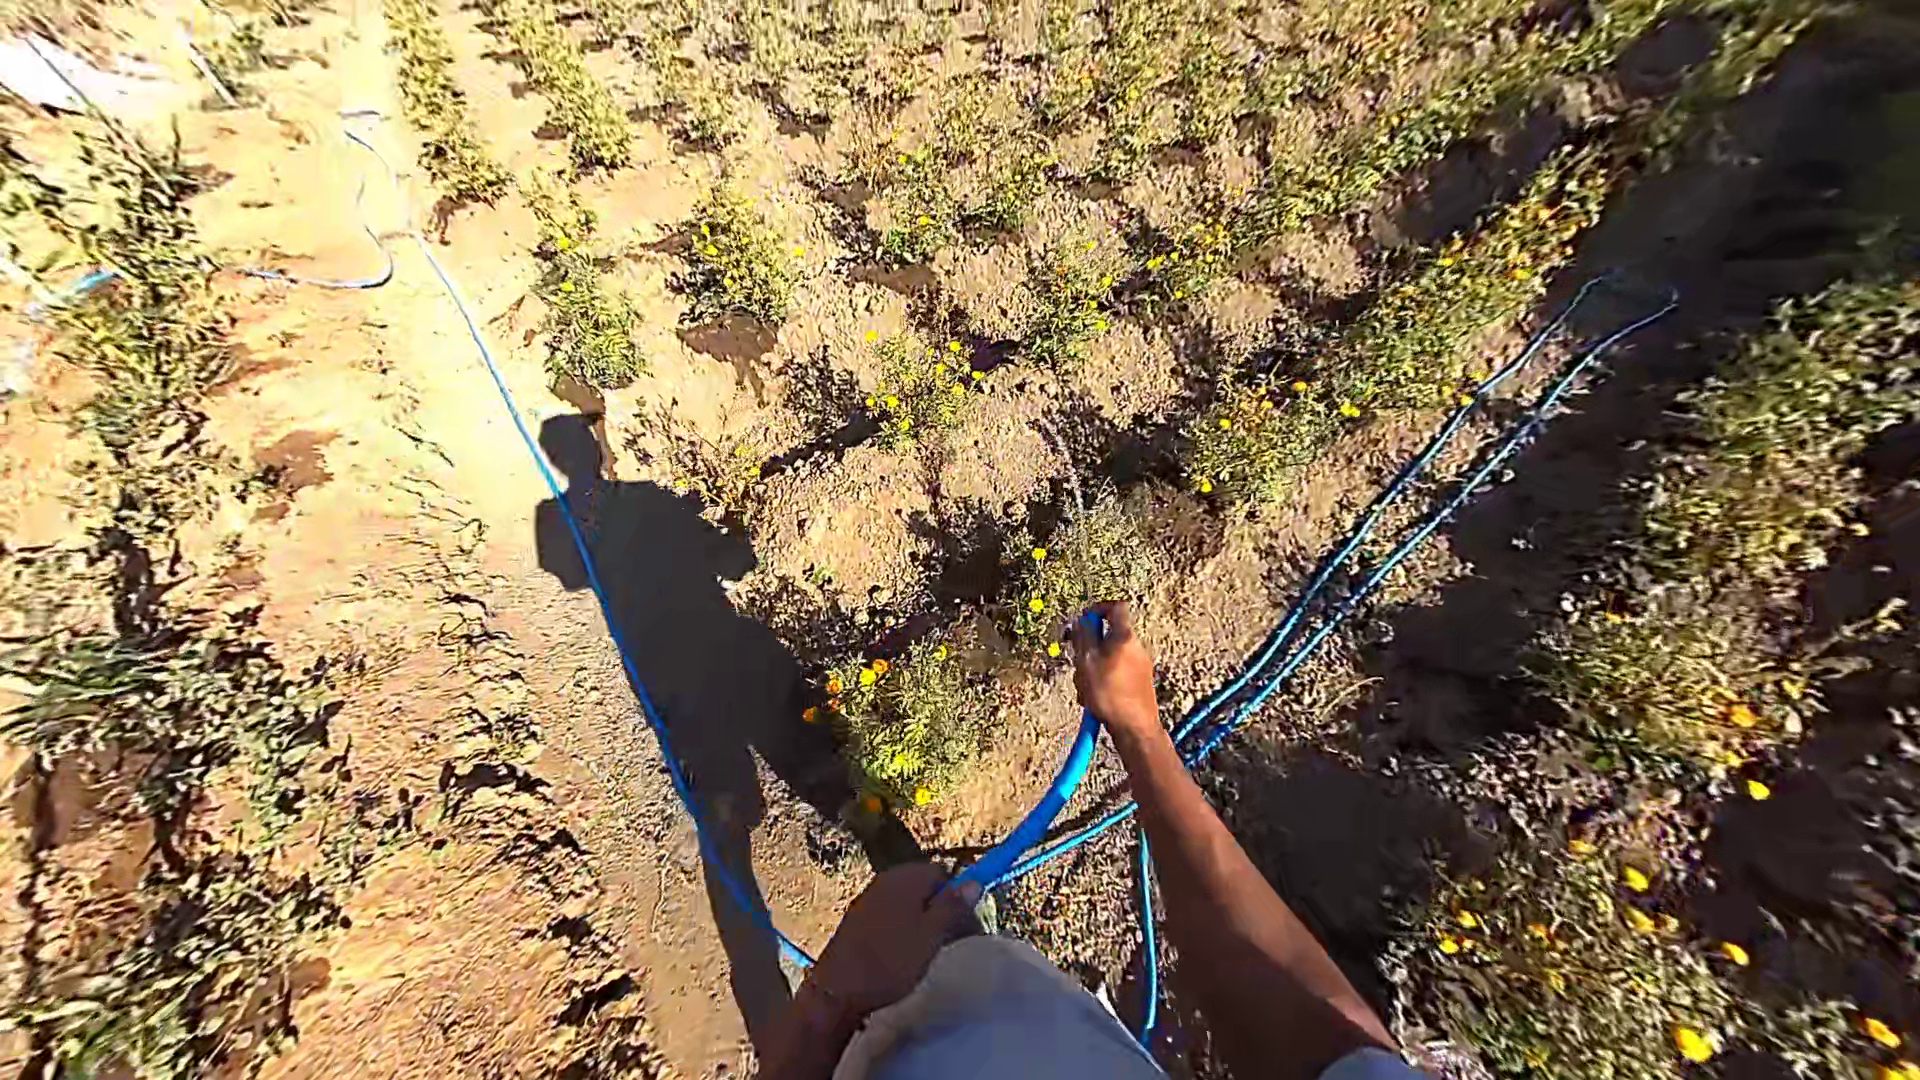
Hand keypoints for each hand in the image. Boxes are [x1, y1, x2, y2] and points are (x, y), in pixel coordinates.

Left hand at [807, 863, 981, 1017]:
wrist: (836, 990)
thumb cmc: (890, 960)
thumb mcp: (931, 935)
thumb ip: (952, 906)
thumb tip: (974, 882)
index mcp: (907, 876)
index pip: (943, 874)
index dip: (958, 898)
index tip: (965, 928)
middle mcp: (888, 878)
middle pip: (924, 885)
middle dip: (939, 909)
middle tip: (947, 941)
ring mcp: (869, 896)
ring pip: (907, 901)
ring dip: (920, 920)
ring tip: (924, 951)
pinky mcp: (857, 917)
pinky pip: (889, 914)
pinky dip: (900, 928)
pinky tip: (899, 954)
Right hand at [1069, 600, 1160, 740]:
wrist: (1134, 728)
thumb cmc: (1109, 693)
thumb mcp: (1087, 660)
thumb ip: (1083, 636)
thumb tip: (1083, 620)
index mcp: (1125, 636)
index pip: (1116, 607)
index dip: (1098, 609)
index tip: (1083, 621)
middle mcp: (1136, 647)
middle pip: (1108, 636)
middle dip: (1088, 648)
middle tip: (1079, 664)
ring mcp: (1139, 665)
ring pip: (1108, 657)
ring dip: (1092, 668)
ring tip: (1086, 688)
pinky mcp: (1139, 682)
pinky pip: (1115, 672)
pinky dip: (1102, 681)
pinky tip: (1094, 699)